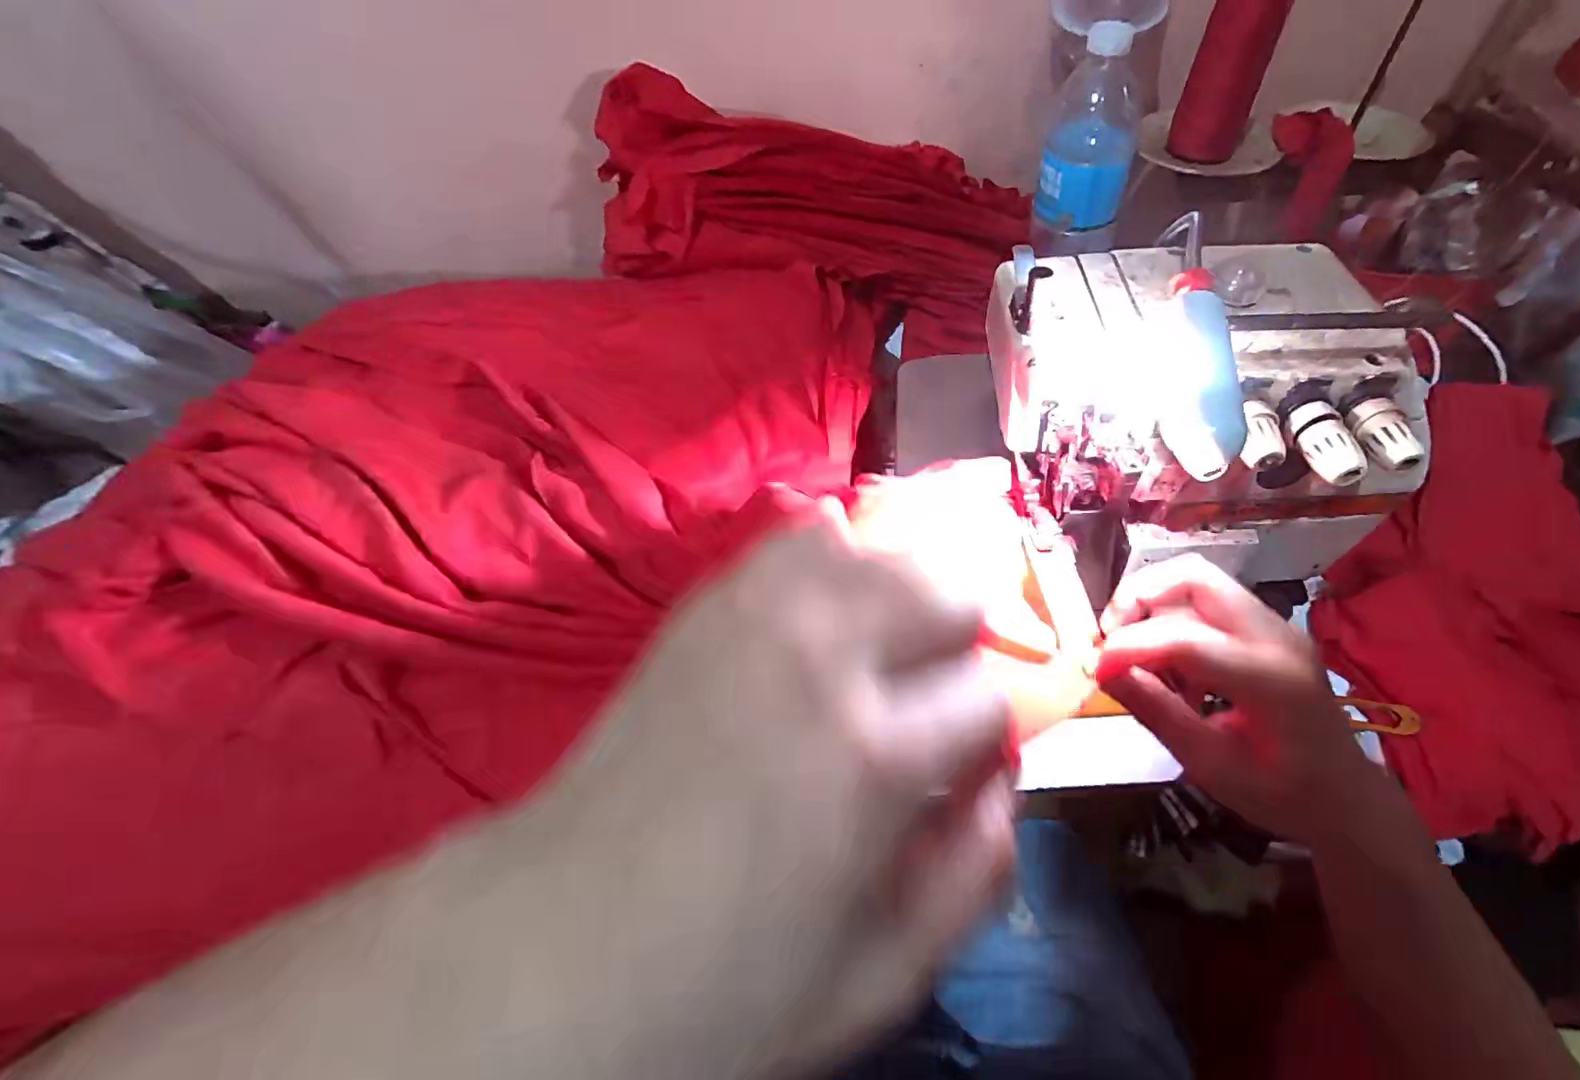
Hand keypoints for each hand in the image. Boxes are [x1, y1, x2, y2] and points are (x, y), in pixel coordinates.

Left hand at [530, 505, 1016, 1079]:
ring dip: (904, 597)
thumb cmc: (722, 982)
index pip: (988, 693)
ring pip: (882, 550)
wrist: (554, 943)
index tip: (958, 757)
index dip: (985, 730)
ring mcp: (761, 613)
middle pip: (949, 591)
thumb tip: (1005, 784)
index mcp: (873, 756)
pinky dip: (837, 562)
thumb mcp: (877, 980)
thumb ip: (972, 880)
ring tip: (884, 646)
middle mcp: (825, 657)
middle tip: (926, 693)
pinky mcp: (710, 599)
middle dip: (959, 643)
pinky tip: (828, 608)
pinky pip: (803, 538)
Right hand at [1095, 554, 1366, 837]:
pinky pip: (1206, 601)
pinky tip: (1167, 664)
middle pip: (1193, 576)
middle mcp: (1275, 635)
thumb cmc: (1283, 794)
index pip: (1186, 638)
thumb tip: (1104, 672)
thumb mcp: (1211, 766)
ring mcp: (1274, 624)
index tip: (1094, 667)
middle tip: (1109, 636)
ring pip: (1197, 580)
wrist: (1345, 797)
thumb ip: (1158, 713)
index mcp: (1271, 678)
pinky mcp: (1265, 626)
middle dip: (1138, 595)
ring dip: (1153, 605)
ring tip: (1134, 652)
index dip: (1129, 646)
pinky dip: (1172, 617)